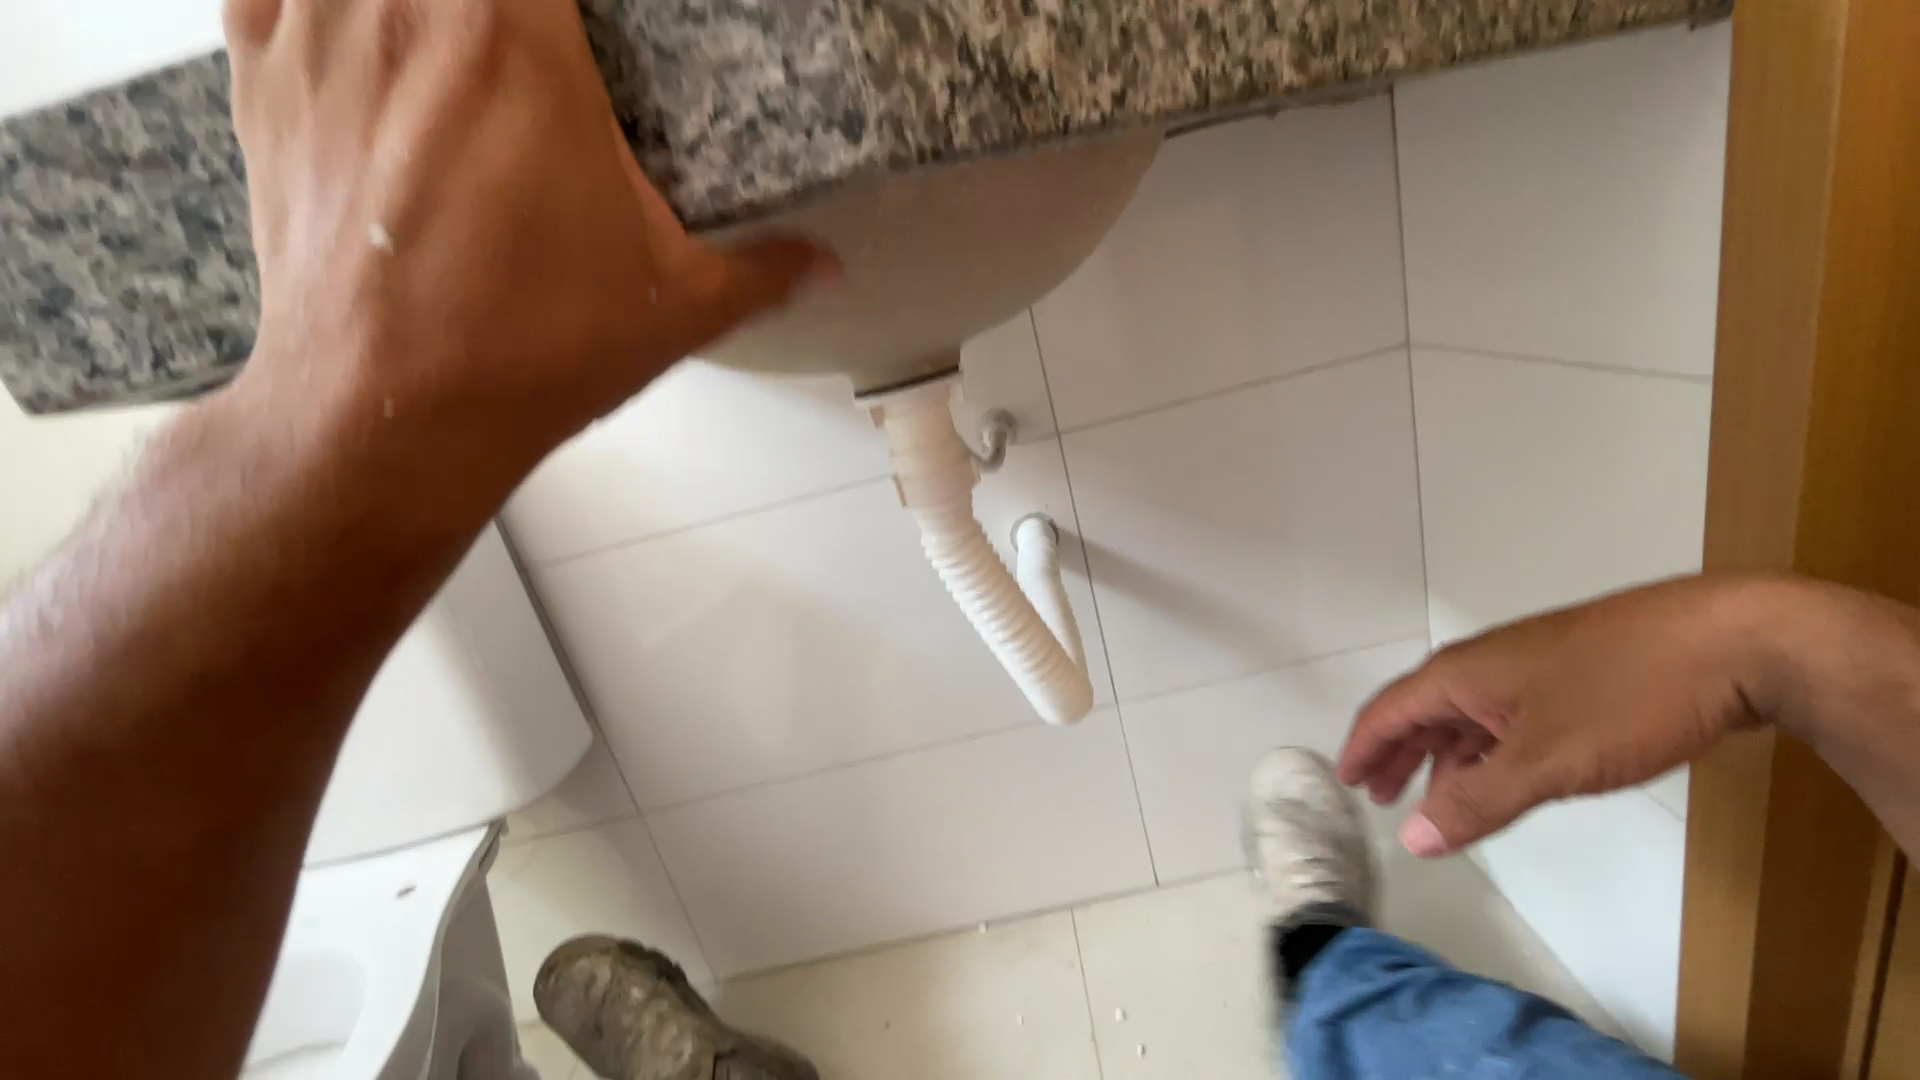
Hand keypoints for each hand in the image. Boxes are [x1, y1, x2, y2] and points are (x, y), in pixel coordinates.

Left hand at [222, 0, 834, 484]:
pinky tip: (371, 26)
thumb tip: (829, 267)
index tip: (597, 24)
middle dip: (516, 5)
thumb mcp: (678, 308)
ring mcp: (320, 34)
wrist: (395, 413)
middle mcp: (408, 8)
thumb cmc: (535, 352)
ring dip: (427, 2)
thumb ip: (766, 271)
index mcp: (522, 44)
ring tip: (470, 45)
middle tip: (548, 42)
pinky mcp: (262, 78)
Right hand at [1338, 575, 1781, 856]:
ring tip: (1435, 795)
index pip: (1387, 712)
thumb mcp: (1543, 761)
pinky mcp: (1566, 676)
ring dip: (1441, 756)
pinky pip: (1501, 717)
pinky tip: (1500, 772)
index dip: (1363, 749)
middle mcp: (1480, 667)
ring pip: (1463, 716)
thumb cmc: (1622, 696)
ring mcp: (1525, 668)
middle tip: (1382, 796)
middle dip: (1397, 755)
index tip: (1346, 782)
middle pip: (1419, 712)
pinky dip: (1483, 750)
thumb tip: (1411, 840)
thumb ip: (1475, 802)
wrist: (1733, 641)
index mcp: (1458, 676)